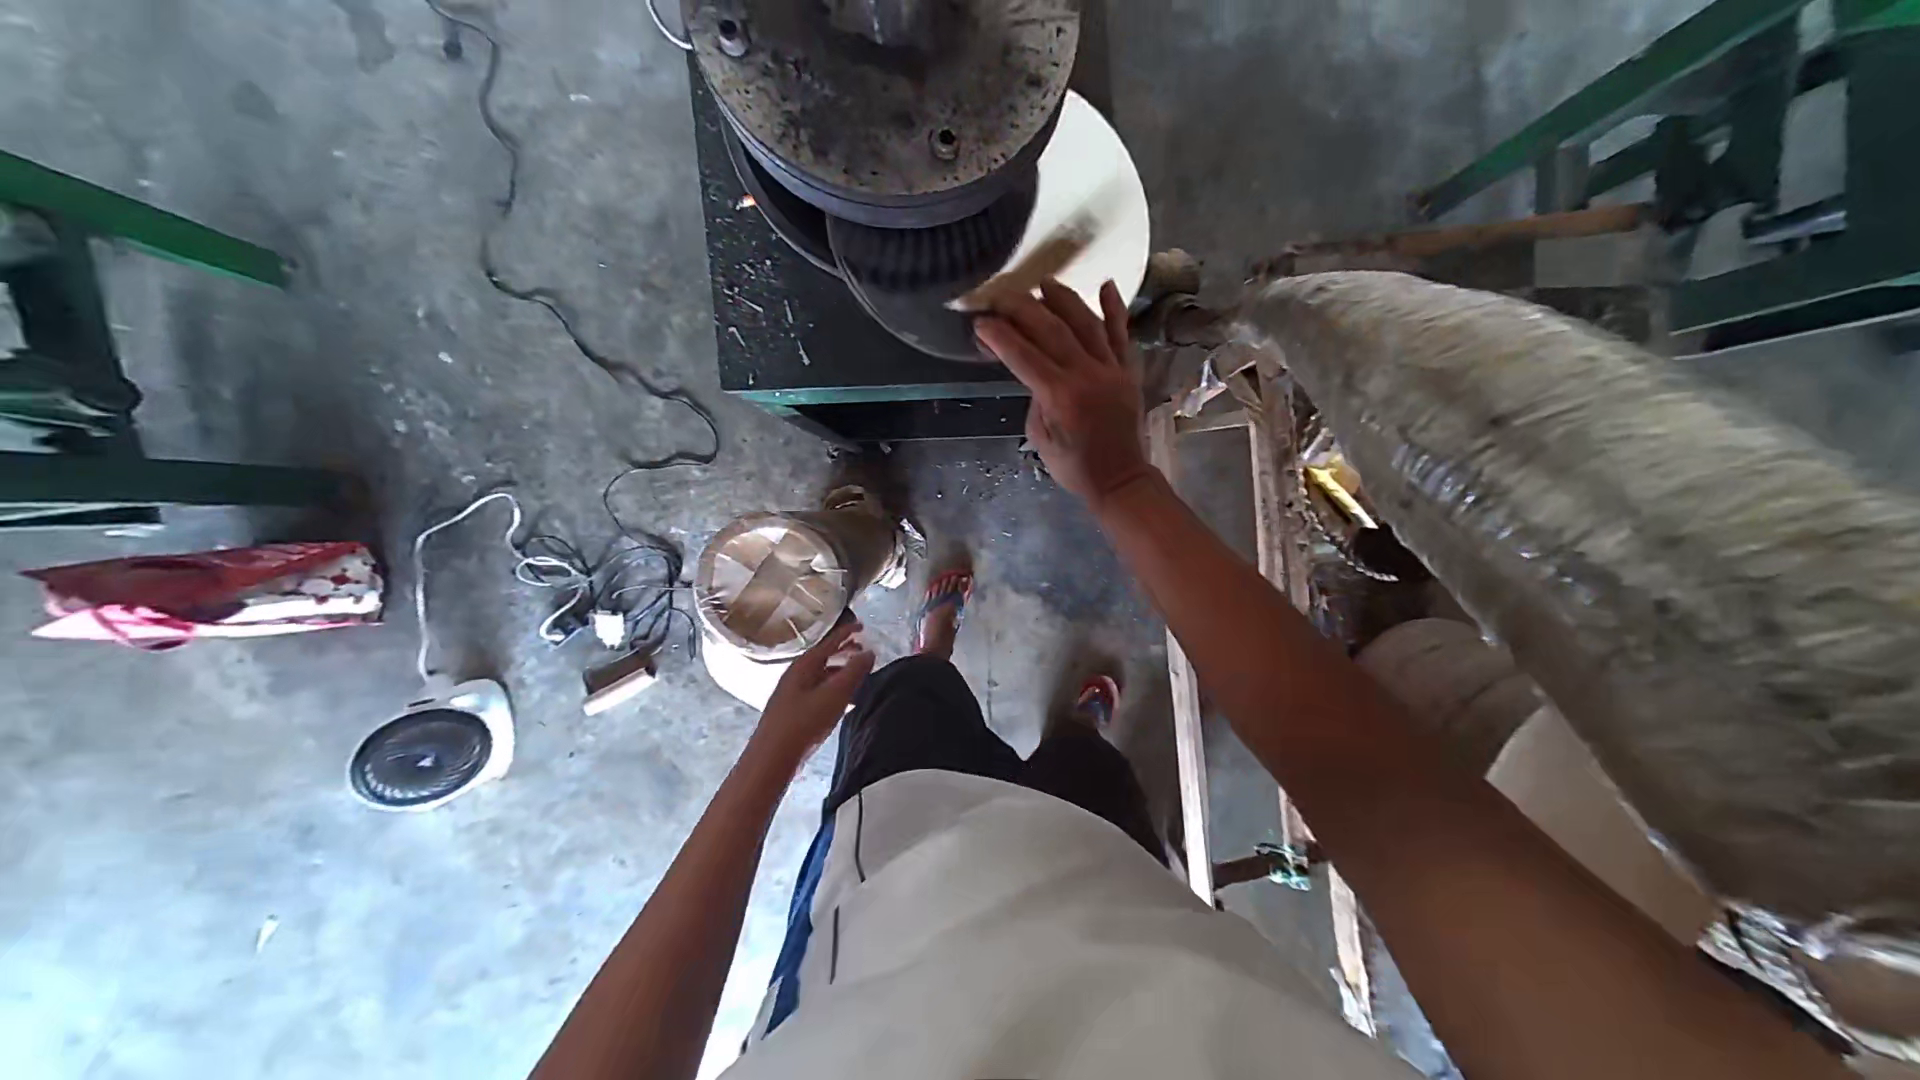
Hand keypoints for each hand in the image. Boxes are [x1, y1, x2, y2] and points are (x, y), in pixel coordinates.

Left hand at [749, 618, 874, 766]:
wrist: (773, 757)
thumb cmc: (804, 722)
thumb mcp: (835, 694)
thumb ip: (854, 671)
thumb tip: (869, 652)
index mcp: (805, 665)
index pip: (829, 640)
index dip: (847, 631)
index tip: (863, 625)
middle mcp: (797, 674)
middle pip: (824, 656)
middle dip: (845, 651)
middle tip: (864, 650)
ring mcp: (793, 692)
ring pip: (822, 674)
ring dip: (841, 670)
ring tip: (858, 674)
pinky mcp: (794, 710)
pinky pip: (819, 690)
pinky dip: (834, 688)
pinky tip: (844, 701)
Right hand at [975, 279, 1153, 506]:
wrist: (1120, 480)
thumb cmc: (1074, 466)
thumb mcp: (1040, 437)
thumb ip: (1036, 399)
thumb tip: (1035, 372)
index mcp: (1059, 395)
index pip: (1022, 355)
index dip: (999, 336)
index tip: (980, 322)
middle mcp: (1086, 374)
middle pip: (1051, 329)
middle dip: (1023, 308)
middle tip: (1003, 296)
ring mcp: (1111, 369)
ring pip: (1087, 323)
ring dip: (1064, 299)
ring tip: (1045, 284)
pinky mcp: (1128, 371)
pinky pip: (1122, 334)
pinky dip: (1115, 308)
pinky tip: (1105, 285)